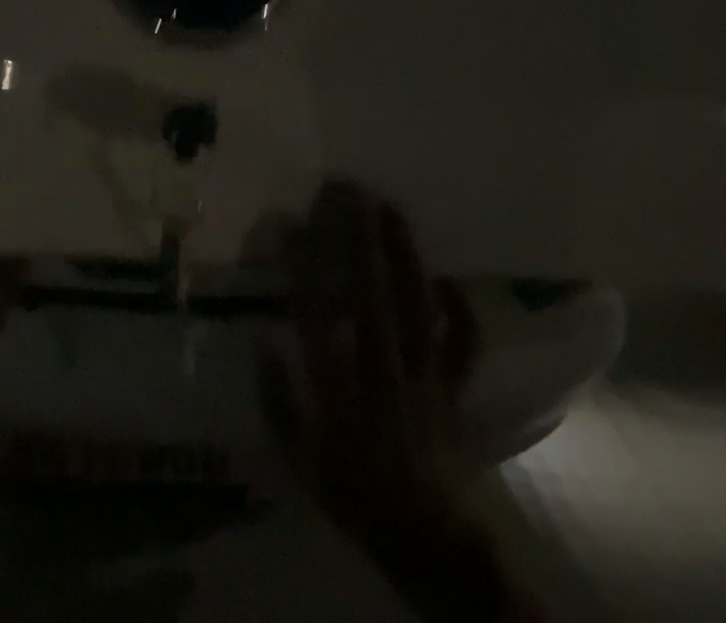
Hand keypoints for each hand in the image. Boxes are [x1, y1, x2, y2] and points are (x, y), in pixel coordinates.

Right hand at [260, 179, 481, 547]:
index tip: (297, 226)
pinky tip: (443, 280)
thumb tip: (263, 343)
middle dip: (363, 240)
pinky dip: (457, 309)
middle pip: (377, 295)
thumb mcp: (299, 457)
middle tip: (351, 191)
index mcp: (344, 390)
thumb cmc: (353, 495)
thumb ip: (279, 400)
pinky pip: (462, 343)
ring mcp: (427, 376)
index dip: (310, 268)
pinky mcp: (452, 387)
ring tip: (391, 209)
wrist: (424, 534)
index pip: (323, 316)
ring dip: (406, 255)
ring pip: (420, 306)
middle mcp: (387, 372)